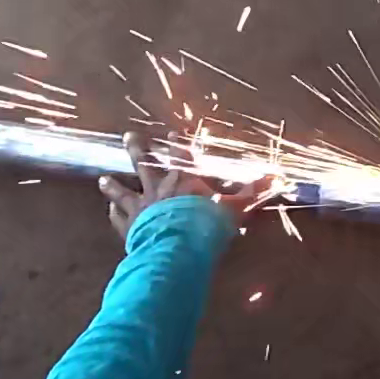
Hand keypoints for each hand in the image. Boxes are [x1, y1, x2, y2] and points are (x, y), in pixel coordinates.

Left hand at [96, 131, 274, 241]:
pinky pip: (119, 218)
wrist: (177, 246)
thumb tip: (277, 178)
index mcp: (183, 178)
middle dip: (138, 148)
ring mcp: (141, 206)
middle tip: (128, 135)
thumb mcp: (235, 207)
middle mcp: (159, 187)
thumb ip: (253, 193)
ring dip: (114, 185)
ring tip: (101, 178)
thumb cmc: (206, 223)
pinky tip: (109, 211)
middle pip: (145, 163)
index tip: (170, 132)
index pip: (181, 155)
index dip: (177, 143)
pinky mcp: (129, 227)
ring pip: (124, 191)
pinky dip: (114, 214)